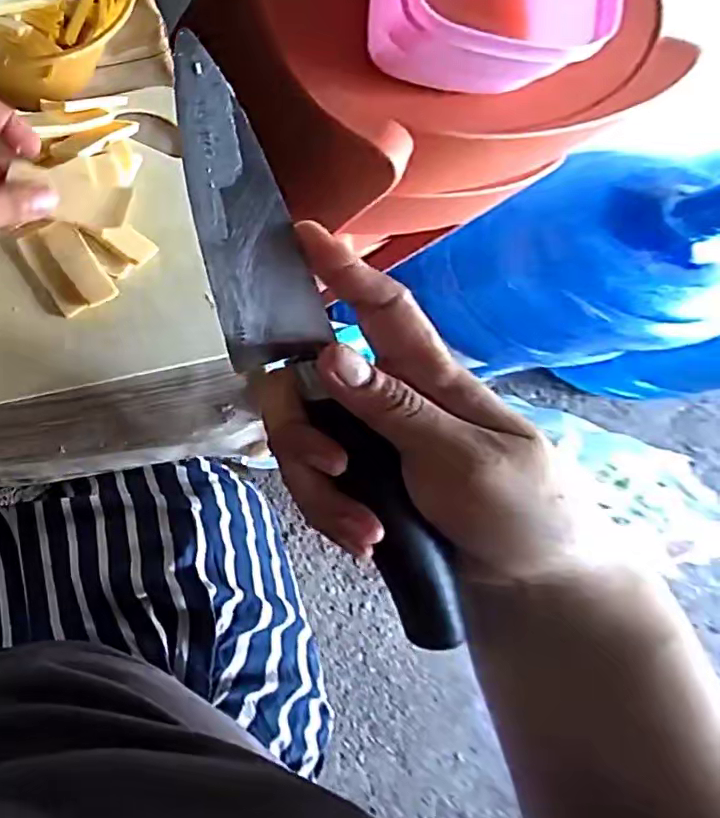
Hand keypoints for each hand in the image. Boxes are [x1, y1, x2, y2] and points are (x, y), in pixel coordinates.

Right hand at [257, 223, 595, 586]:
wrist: (527, 584)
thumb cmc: (524, 509)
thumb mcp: (467, 458)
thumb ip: (393, 407)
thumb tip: (327, 353)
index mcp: (423, 379)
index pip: (379, 309)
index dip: (343, 270)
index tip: (306, 233)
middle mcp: (373, 399)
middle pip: (297, 388)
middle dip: (299, 433)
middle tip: (333, 469)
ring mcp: (351, 437)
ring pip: (290, 441)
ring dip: (319, 491)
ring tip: (366, 531)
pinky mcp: (338, 475)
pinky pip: (300, 483)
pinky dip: (325, 515)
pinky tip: (362, 540)